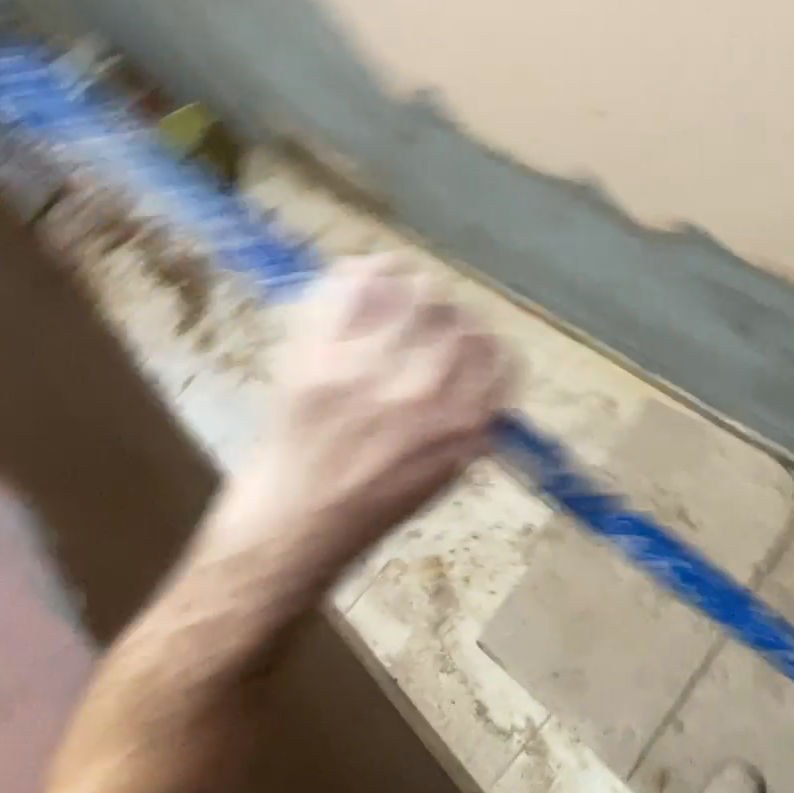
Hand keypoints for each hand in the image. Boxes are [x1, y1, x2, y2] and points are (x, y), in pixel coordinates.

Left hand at [208, 254, 515, 585]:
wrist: (295, 520)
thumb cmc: (371, 507)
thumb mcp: (444, 475)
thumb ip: (471, 423)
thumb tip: (481, 371)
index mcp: (462, 424)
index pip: (497, 354)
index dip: (483, 344)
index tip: (466, 344)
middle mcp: (425, 389)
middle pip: (460, 317)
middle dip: (447, 319)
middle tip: (424, 326)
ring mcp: (371, 366)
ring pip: (418, 292)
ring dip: (412, 293)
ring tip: (396, 302)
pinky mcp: (322, 352)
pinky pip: (357, 284)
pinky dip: (367, 271)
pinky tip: (365, 277)